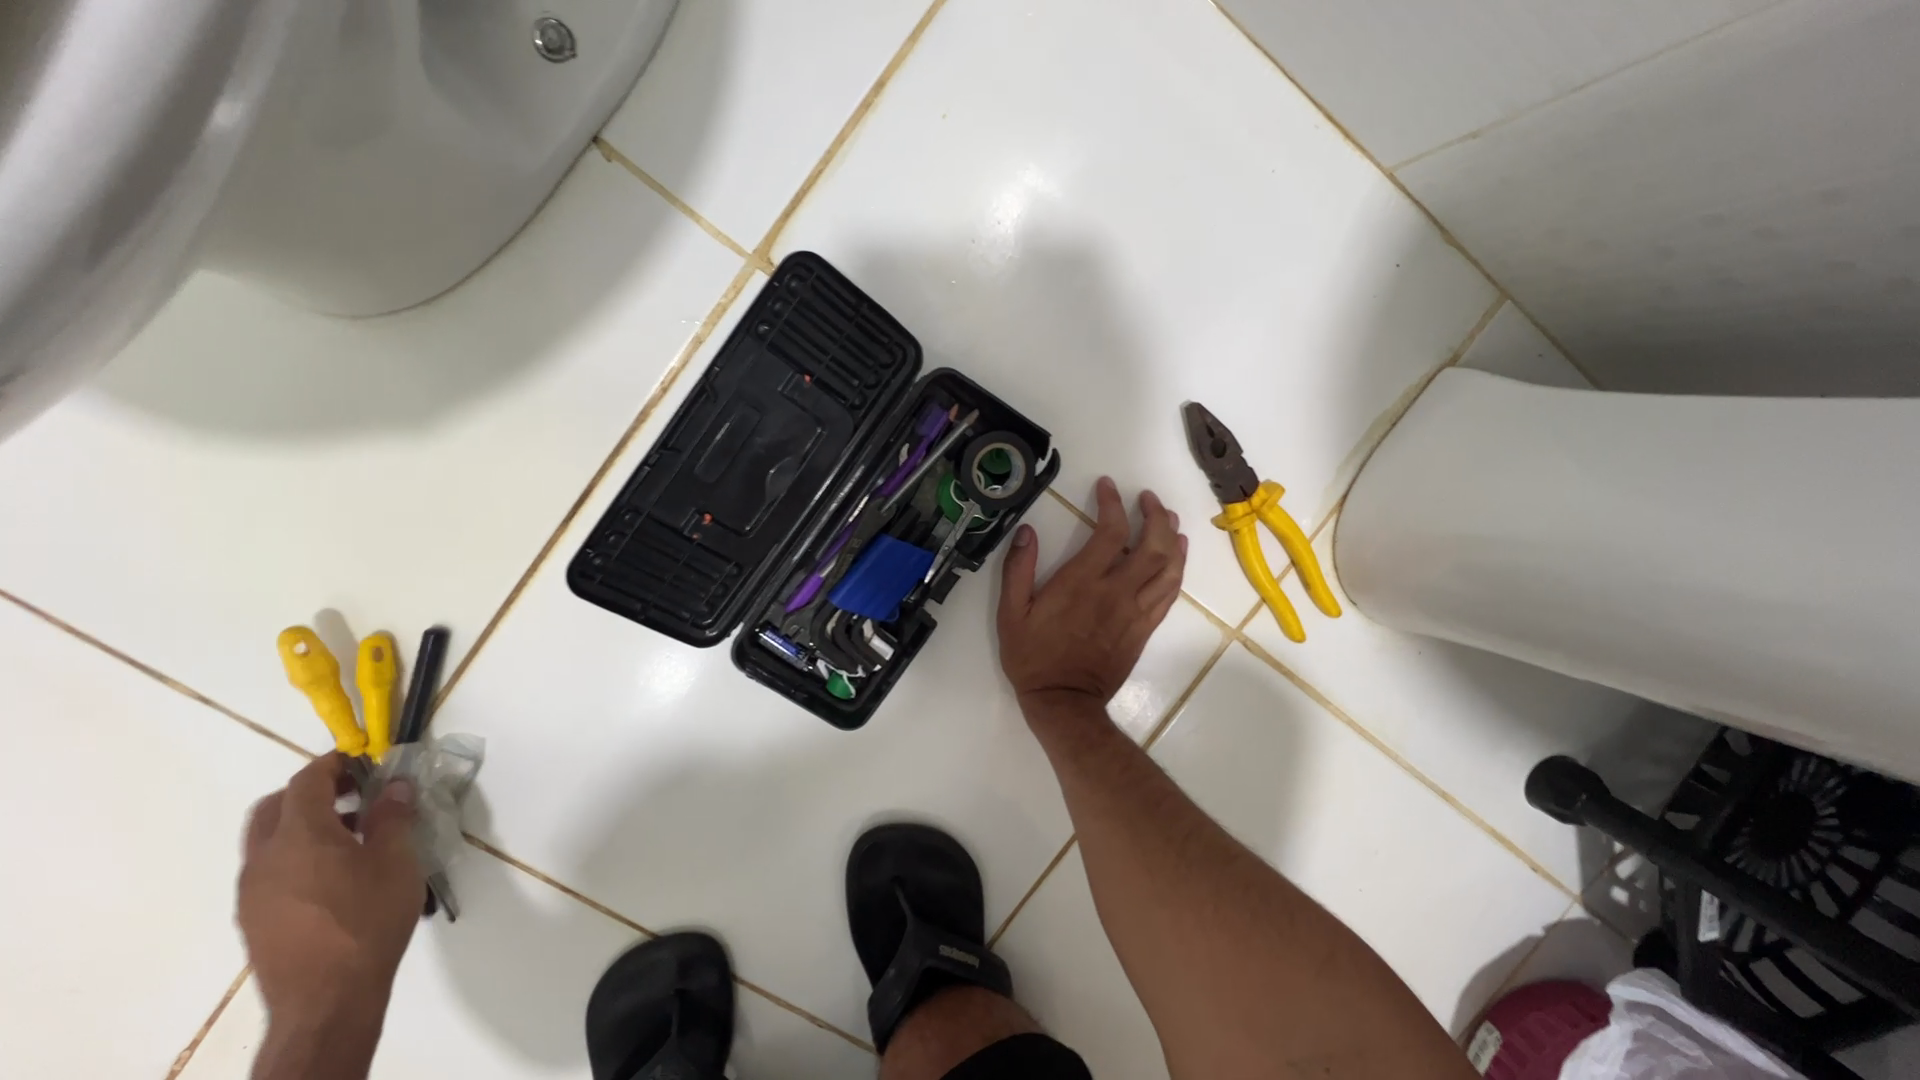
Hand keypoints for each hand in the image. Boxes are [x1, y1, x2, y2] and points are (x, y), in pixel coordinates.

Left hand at [239, 754, 422, 1028]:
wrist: (327, 1000)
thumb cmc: (368, 921)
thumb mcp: (396, 861)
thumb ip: (392, 817)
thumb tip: (394, 785)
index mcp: (299, 836)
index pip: (306, 781)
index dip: (334, 764)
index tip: (364, 761)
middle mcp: (265, 857)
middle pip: (274, 807)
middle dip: (311, 792)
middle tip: (352, 794)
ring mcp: (252, 891)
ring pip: (268, 840)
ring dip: (303, 825)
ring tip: (351, 838)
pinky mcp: (254, 918)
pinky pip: (269, 870)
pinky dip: (295, 855)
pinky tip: (334, 877)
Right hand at [997, 477, 1186, 707]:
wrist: (1064, 702)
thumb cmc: (1033, 657)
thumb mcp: (1010, 613)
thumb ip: (1017, 569)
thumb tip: (1026, 532)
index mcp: (1082, 582)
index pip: (1110, 531)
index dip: (1113, 503)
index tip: (1107, 486)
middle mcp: (1116, 591)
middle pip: (1151, 544)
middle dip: (1154, 515)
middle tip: (1148, 498)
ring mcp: (1135, 610)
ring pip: (1168, 566)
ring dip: (1172, 537)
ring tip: (1167, 518)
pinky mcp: (1145, 628)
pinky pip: (1170, 592)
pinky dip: (1178, 567)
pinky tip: (1178, 552)